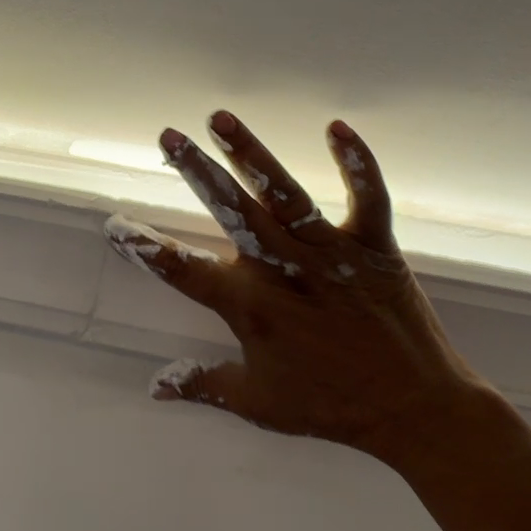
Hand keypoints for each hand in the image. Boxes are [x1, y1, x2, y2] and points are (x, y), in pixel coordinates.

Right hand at [105, 112, 489, 465]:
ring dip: (252, 155)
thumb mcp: (258, 403)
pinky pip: (368, 198)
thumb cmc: (332, 407)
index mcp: (251, 309)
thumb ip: (201, 386)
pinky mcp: (374, 248)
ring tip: (221, 118)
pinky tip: (335, 127)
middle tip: (170, 136)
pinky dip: (355, 163)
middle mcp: (284, 273)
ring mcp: (330, 257)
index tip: (114, 224)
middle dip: (198, 172)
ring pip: (285, 196)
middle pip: (232, 214)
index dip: (145, 247)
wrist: (416, 411)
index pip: (184, 271)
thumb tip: (152, 388)